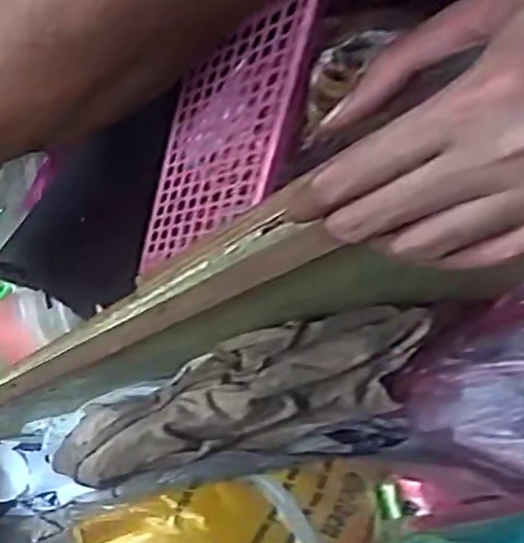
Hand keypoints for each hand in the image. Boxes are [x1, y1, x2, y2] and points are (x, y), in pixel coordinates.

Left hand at [291, 0, 523, 267]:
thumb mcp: (502, 7)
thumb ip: (404, 61)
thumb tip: (333, 123)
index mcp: (471, 105)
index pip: (340, 184)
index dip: (306, 200)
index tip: (300, 203)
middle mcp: (495, 157)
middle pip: (361, 224)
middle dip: (343, 217)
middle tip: (348, 205)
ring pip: (409, 247)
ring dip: (392, 233)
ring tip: (401, 210)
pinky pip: (476, 257)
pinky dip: (445, 251)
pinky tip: (444, 227)